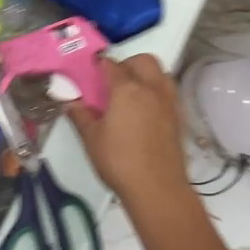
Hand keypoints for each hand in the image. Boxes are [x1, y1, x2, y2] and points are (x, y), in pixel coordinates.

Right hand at [66, 54, 189, 205]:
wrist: (158, 188)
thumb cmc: (119, 161)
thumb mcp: (92, 138)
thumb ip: (80, 116)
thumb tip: (70, 102)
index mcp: (127, 89)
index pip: (111, 65)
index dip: (99, 64)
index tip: (90, 71)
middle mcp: (151, 88)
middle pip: (143, 61)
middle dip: (128, 63)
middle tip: (113, 81)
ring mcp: (169, 102)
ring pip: (161, 73)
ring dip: (146, 75)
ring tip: (132, 93)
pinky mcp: (179, 117)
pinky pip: (169, 92)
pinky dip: (157, 92)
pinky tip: (146, 111)